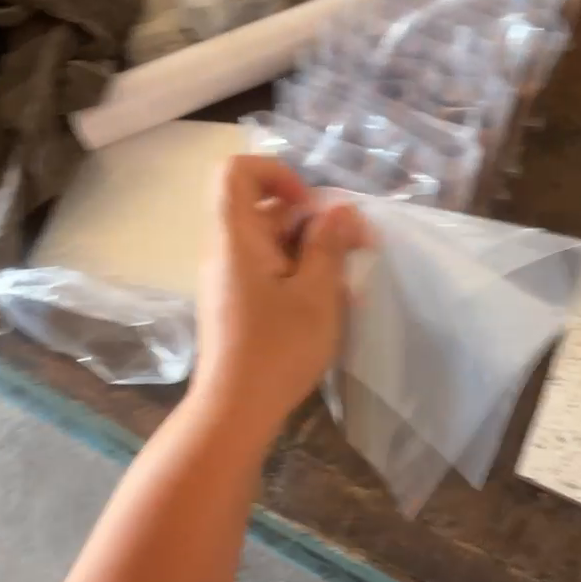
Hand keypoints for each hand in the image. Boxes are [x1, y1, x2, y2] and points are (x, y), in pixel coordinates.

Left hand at [191, 156, 366, 436]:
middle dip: (312, 221)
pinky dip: (298, 277)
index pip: (237, 172)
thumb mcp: (316, 294)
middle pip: (263, 209)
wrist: (236, 409)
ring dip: (312, 253)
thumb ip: (328, 245)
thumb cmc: (278, 348)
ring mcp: (228, 281)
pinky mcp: (236, 306)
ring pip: (271, 245)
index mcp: (236, 238)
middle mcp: (225, 253)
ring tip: (347, 284)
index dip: (277, 174)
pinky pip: (267, 273)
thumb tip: (339, 210)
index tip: (312, 206)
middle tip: (355, 248)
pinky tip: (326, 305)